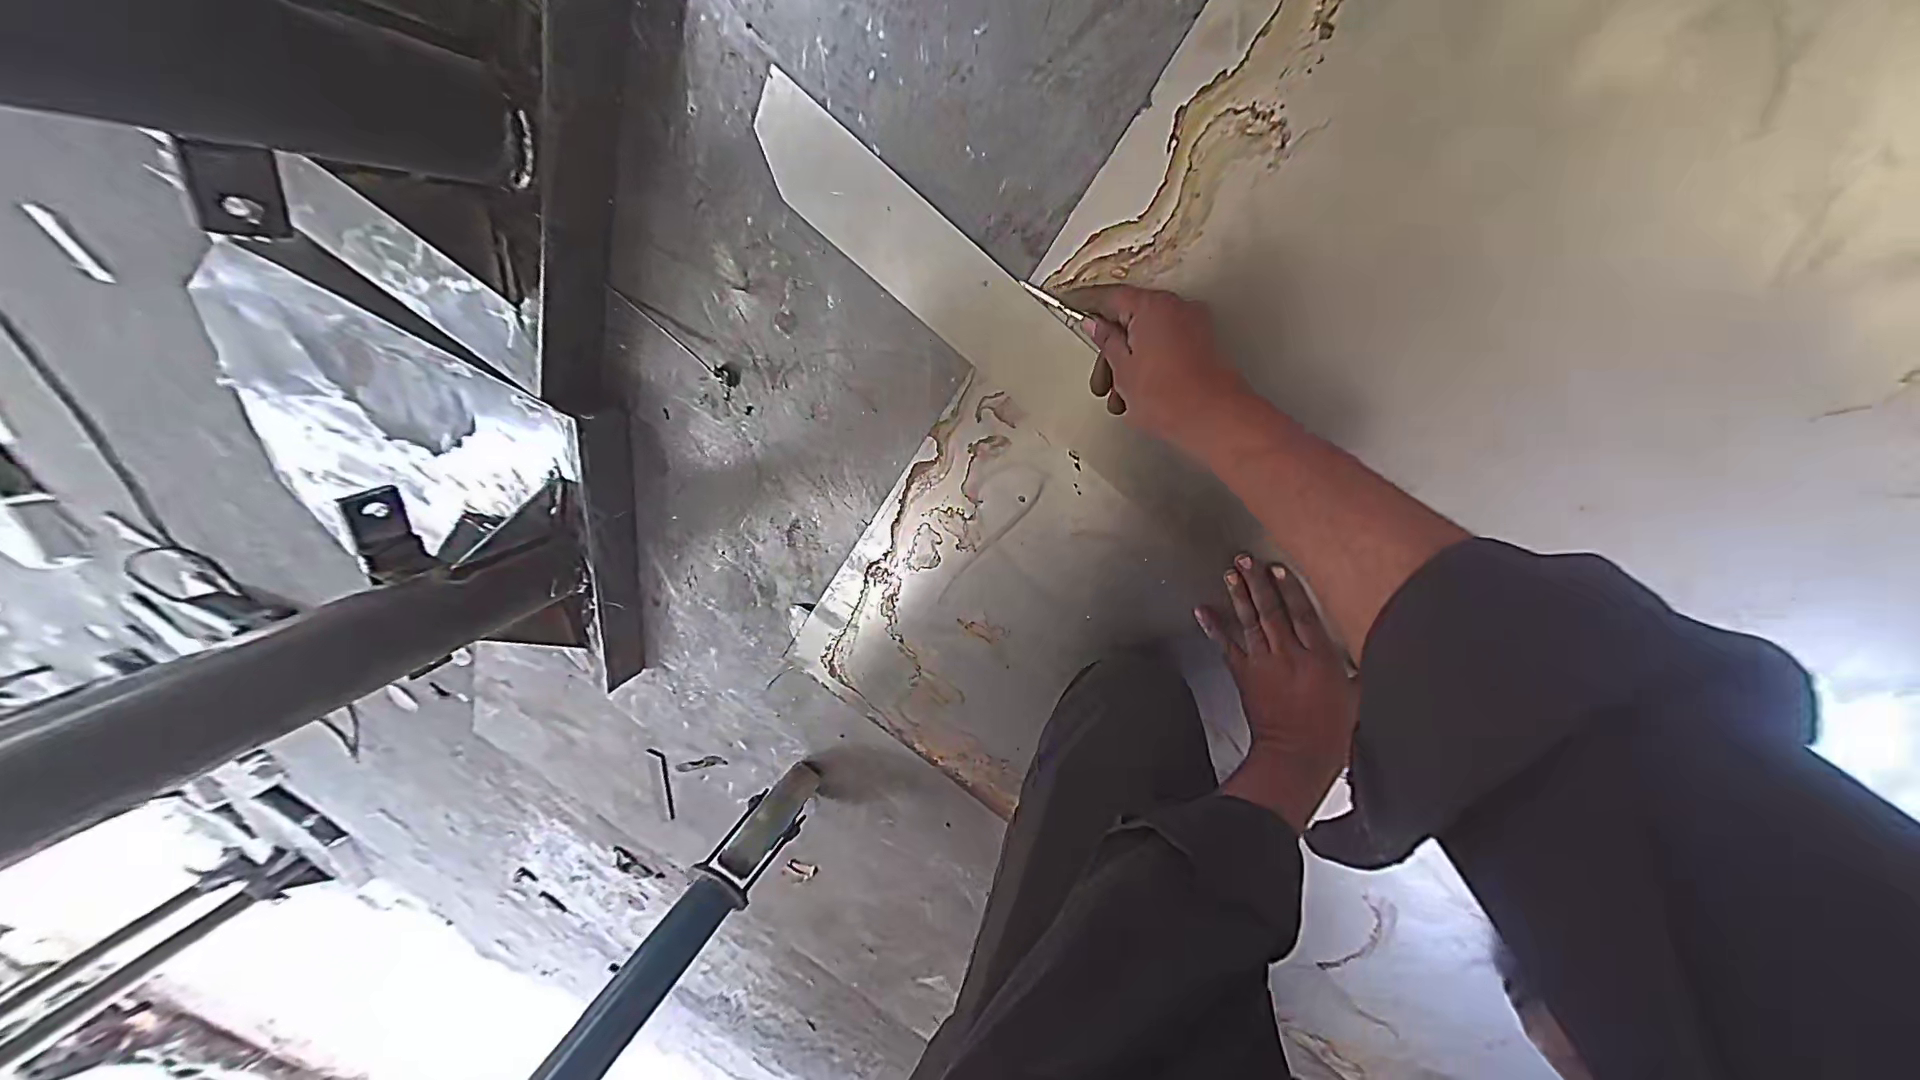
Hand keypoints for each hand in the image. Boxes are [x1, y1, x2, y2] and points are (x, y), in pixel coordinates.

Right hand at [1063, 285, 1250, 450]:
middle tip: (1102, 378)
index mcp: (1153, 306)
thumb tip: (1098, 327)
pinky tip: (1140, 392)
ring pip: (1148, 337)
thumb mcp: (1122, 369)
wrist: (1211, 419)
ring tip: (1122, 397)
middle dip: (1111, 351)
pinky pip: (1166, 346)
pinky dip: (1149, 364)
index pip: (1111, 296)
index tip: (1073, 304)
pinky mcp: (1202, 346)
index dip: (1087, 304)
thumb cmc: (1171, 397)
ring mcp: (1193, 326)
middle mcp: (1177, 308)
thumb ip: (1106, 342)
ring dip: (1129, 364)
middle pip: (1131, 320)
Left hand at [1197, 554, 1358, 830]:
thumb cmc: (1332, 732)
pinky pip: (1225, 645)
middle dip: (1258, 581)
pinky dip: (1213, 627)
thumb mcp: (1359, 694)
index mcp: (1319, 657)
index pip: (1303, 613)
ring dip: (1238, 595)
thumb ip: (1356, 665)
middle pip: (1271, 609)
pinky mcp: (1243, 675)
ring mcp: (1262, 663)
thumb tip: (1366, 645)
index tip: (1279, 567)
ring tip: (1230, 573)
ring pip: (1248, 621)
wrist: (1297, 755)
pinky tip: (1202, 611)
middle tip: (1247, 558)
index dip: (1290, 588)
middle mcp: (1287, 654)